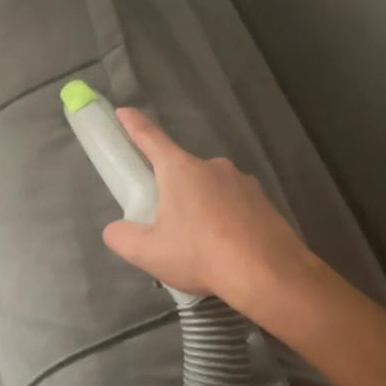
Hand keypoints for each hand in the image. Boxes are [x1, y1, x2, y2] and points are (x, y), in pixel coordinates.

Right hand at [101, 108, 327, 312]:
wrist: (269, 274)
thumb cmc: (201, 255)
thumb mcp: (148, 253)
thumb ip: (122, 237)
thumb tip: (116, 229)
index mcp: (180, 170)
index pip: (150, 138)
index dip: (133, 125)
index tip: (123, 111)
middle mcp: (212, 167)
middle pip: (181, 172)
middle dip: (171, 194)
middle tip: (167, 229)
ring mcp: (242, 182)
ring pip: (209, 191)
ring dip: (200, 210)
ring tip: (201, 248)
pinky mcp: (264, 202)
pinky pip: (234, 206)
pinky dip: (225, 222)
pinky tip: (226, 250)